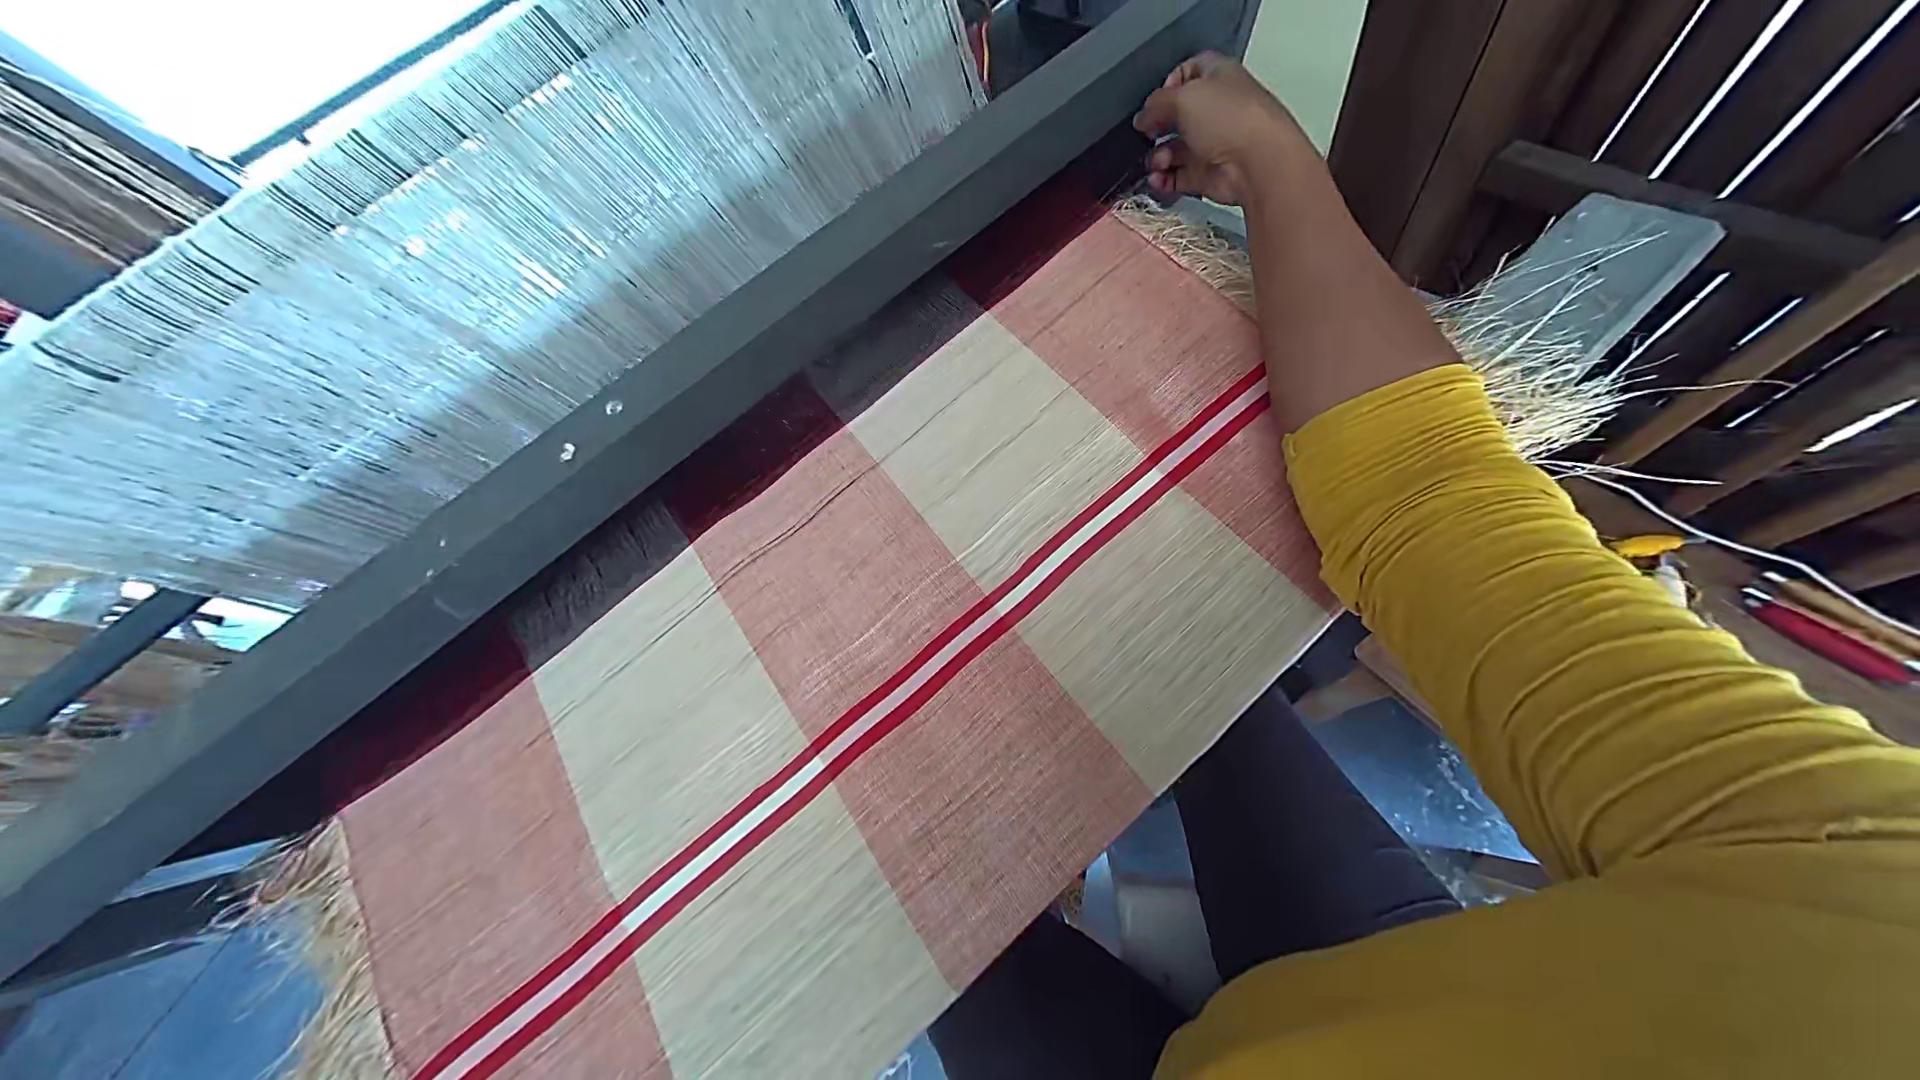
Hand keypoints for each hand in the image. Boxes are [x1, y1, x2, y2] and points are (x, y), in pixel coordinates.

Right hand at [1131, 52, 1314, 205]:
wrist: (1255, 163)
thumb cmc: (1231, 120)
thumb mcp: (1184, 98)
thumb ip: (1156, 104)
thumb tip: (1142, 117)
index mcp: (1217, 77)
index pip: (1188, 72)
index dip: (1167, 85)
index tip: (1154, 101)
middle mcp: (1215, 109)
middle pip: (1176, 115)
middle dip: (1158, 126)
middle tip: (1150, 133)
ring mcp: (1210, 143)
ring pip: (1173, 149)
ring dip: (1159, 157)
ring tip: (1159, 161)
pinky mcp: (1206, 173)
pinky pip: (1176, 176)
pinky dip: (1164, 179)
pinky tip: (1158, 179)